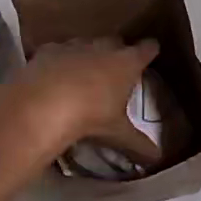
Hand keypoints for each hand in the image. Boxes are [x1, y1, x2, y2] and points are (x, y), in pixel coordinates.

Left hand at [0, 38, 161, 167]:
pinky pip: (58, 51)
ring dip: (87, 54)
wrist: (42, 105)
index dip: (150, 49)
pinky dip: (59, 60)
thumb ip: (138, 145)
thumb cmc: (91, 116)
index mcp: (126, 63)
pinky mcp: (47, 50)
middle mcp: (102, 47)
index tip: (152, 49)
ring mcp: (73, 46)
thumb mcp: (117, 134)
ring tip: (84, 72)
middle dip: (117, 51)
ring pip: (86, 43)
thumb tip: (157, 159)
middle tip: (117, 66)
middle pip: (115, 41)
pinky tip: (54, 75)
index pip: (146, 49)